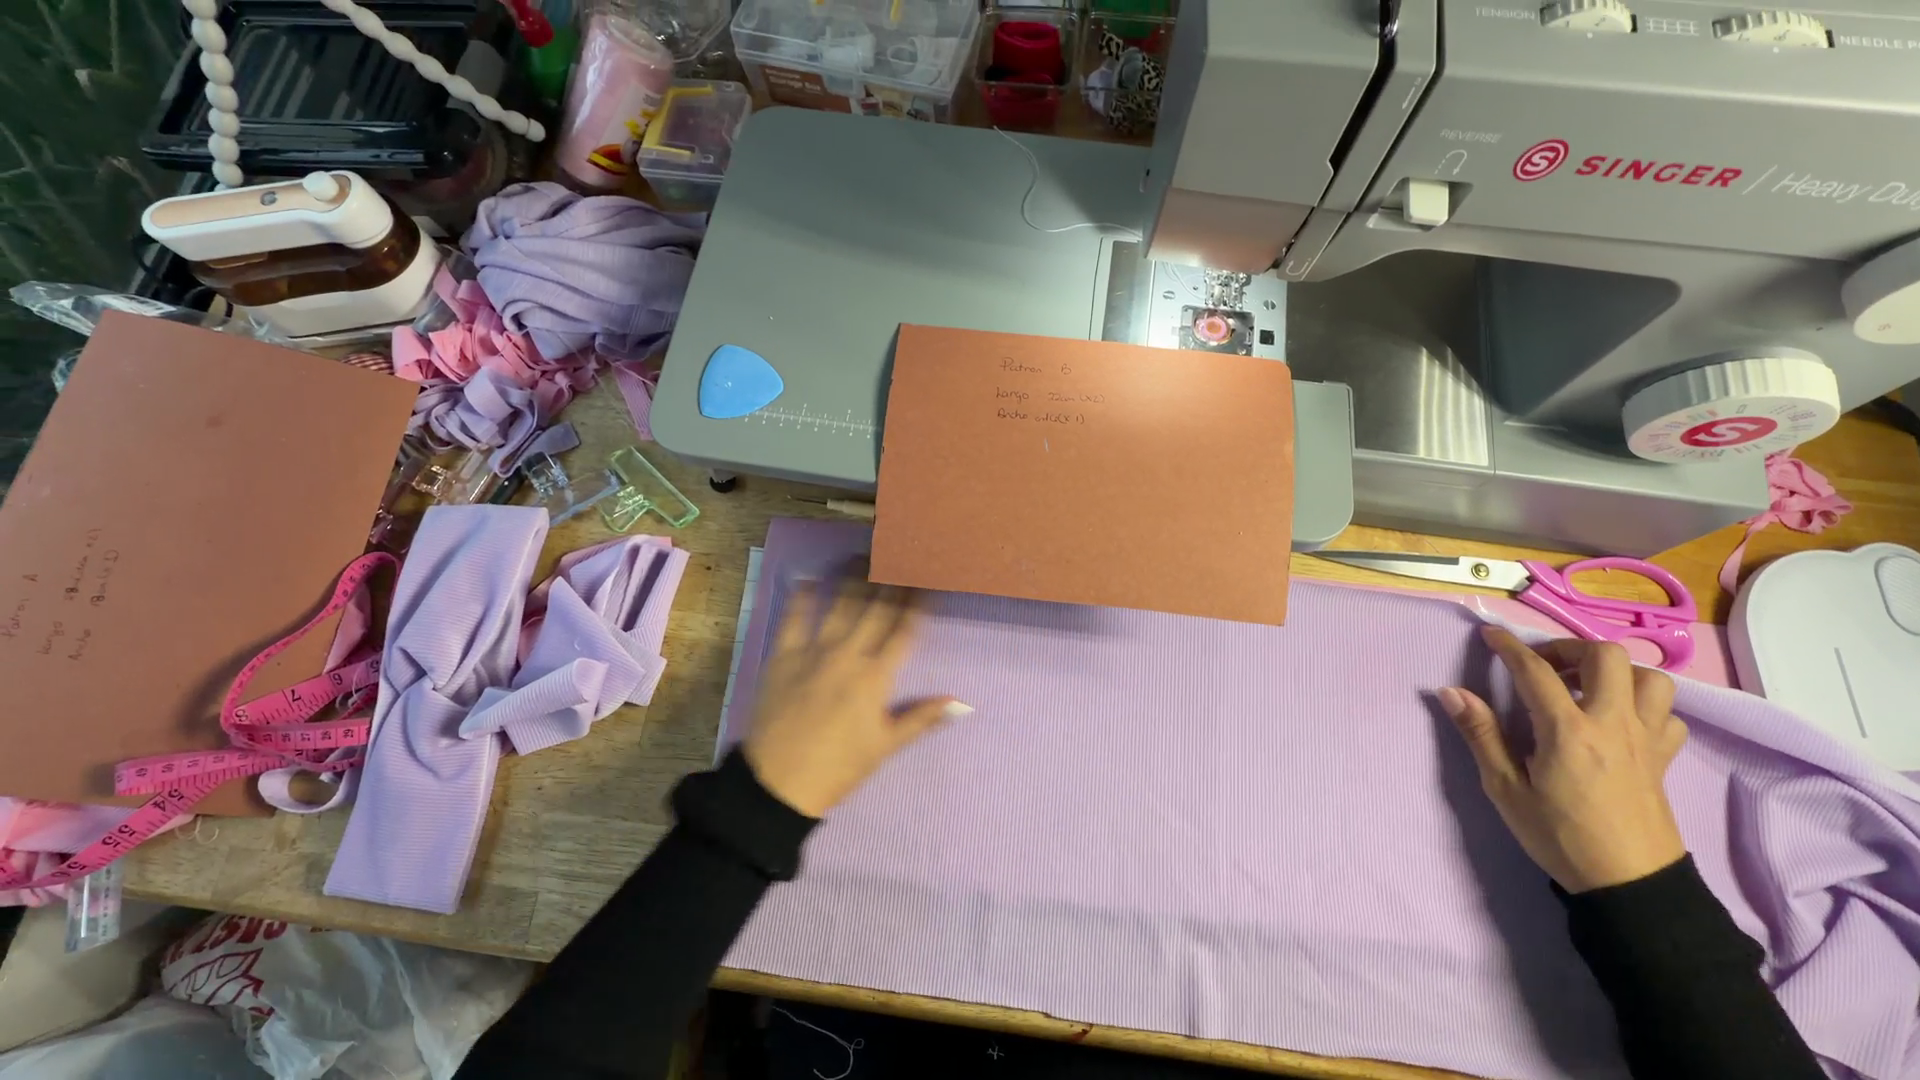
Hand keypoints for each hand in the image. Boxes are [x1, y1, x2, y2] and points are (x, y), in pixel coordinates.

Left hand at [743, 566, 967, 818]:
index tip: (926, 580)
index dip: (918, 603)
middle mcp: (848, 655)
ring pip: (840, 605)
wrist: (778, 784)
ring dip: (854, 578)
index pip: (904, 630)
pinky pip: (795, 617)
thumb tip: (962, 703)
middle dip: (891, 581)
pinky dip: (805, 596)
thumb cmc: (839, 768)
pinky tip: (813, 578)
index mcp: (876, 678)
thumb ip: (922, 718)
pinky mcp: (782, 655)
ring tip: (864, 555)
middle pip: (875, 609)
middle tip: (900, 555)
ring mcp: (813, 652)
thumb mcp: (885, 746)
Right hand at [1439, 626, 1689, 892]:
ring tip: (1584, 688)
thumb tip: (1452, 692)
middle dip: (1569, 649)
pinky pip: (1666, 713)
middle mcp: (1612, 723)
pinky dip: (1643, 704)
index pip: (1535, 670)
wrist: (1630, 884)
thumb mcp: (1505, 788)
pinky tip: (1617, 720)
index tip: (1491, 635)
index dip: (1510, 646)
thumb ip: (1481, 734)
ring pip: (1650, 678)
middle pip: (1606, 656)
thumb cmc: (1559, 836)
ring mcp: (1645, 738)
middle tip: (1543, 666)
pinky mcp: (1663, 757)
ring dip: (1615, 672)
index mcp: (1568, 730)